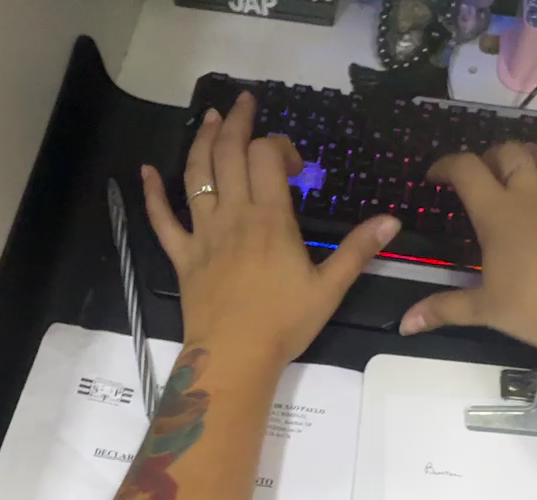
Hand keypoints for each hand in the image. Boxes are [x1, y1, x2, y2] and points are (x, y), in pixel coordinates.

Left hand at [143, 92, 401, 369]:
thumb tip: (391, 221)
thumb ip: (356, 251)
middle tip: (243, 104)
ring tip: (209, 119)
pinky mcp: (183, 257)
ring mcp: (203, 234)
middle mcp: (233, 216)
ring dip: (201, 141)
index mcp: (270, 220)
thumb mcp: (329, 289)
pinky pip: (162, 220)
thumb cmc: (284, 325)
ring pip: (196, 175)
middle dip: (236, 123)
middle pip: (229, 153)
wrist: (236, 357)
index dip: (280, 147)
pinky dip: (152, 194)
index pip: (267, 158)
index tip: (295, 165)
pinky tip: (145, 171)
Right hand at [399, 142, 536, 356]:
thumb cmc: (532, 309)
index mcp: (498, 214)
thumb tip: (405, 324)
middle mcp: (530, 196)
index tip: (435, 176)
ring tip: (521, 164)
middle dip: (490, 156)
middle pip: (509, 153)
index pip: (467, 171)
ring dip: (531, 154)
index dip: (446, 165)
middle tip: (481, 173)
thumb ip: (443, 309)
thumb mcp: (483, 309)